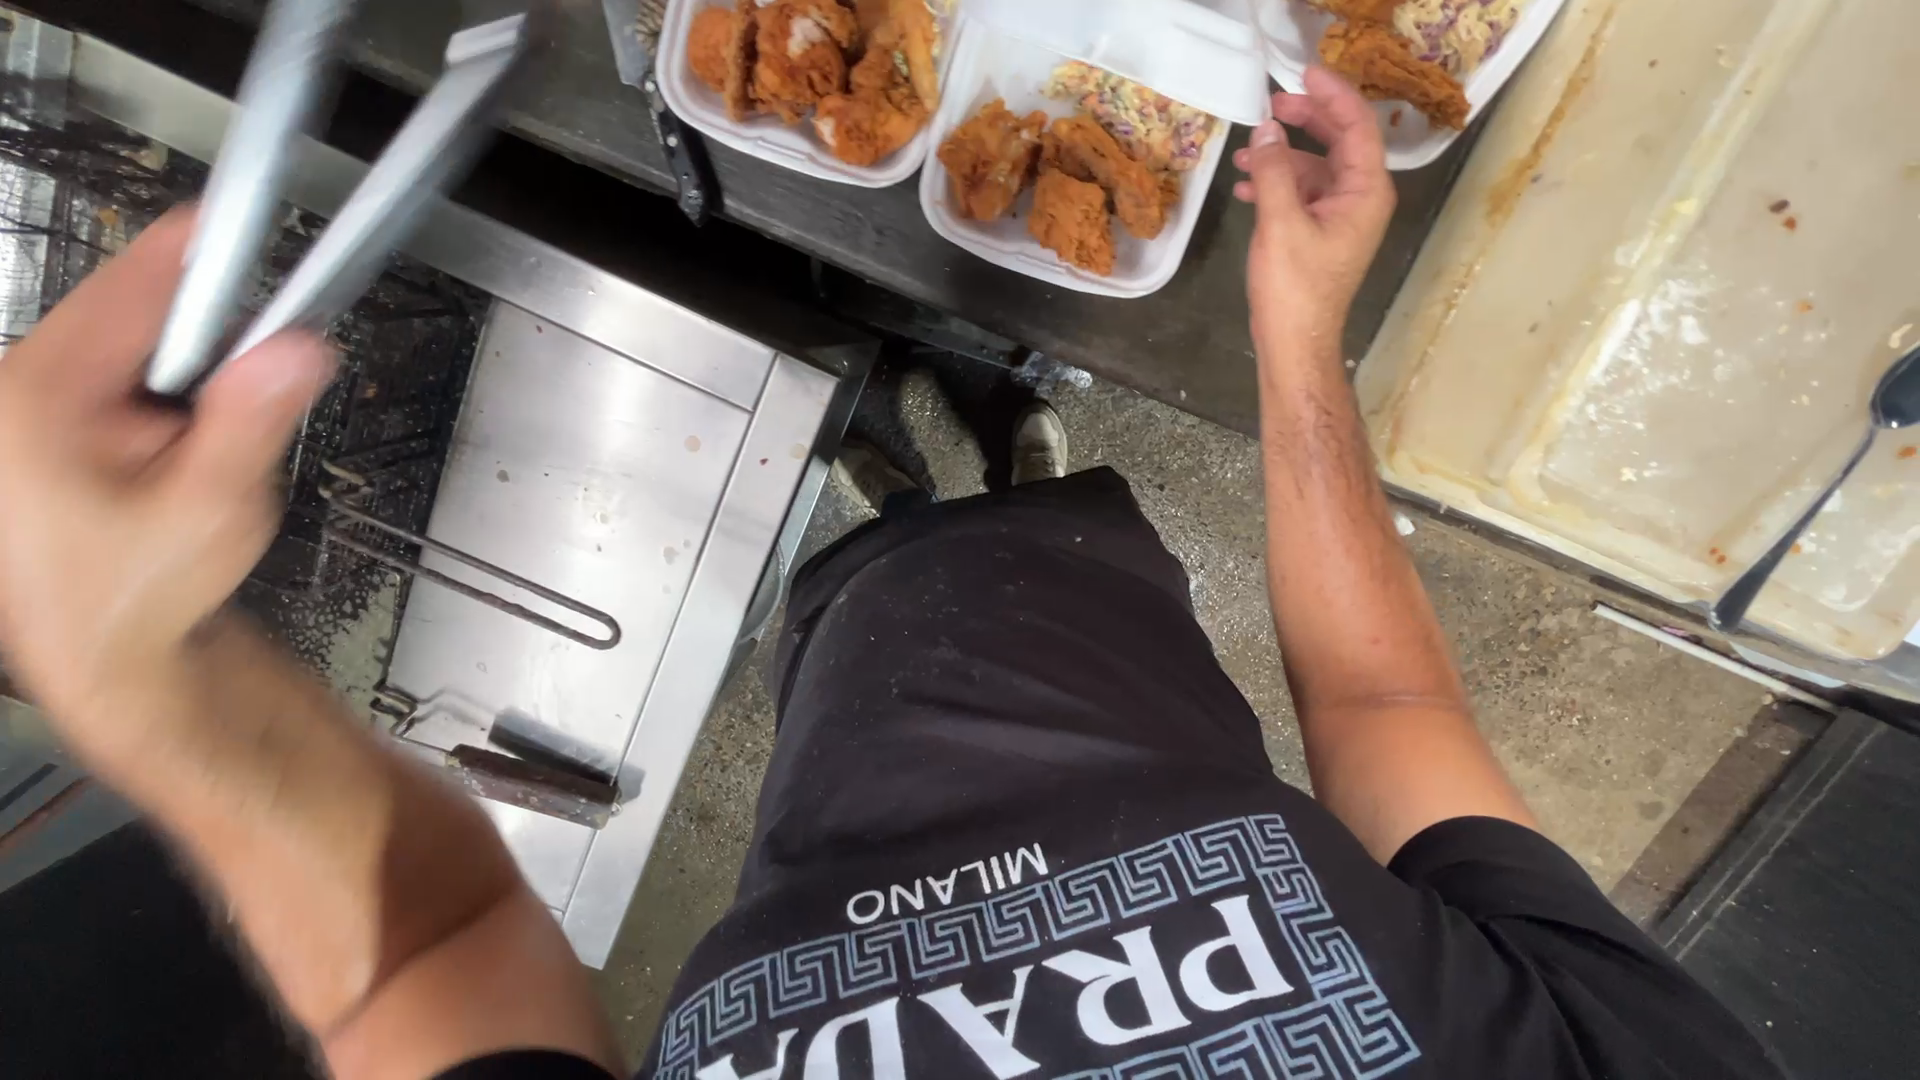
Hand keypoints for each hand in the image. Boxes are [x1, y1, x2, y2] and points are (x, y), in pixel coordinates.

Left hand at [0, 209, 333, 759]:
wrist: (107, 642)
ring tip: (211, 458)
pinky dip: (190, 399)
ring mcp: (37, 395)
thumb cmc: (144, 582)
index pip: (139, 287)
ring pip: (155, 347)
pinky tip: (192, 453)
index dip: (207, 252)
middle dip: (224, 351)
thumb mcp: (214, 502)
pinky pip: (143, 375)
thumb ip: (254, 419)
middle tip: (247, 423)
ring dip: (210, 382)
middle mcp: (24, 378)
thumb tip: (302, 343)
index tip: (260, 220)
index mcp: (40, 390)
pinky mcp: (60, 412)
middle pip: (154, 315)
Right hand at [1233, 67, 1395, 350]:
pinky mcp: (1318, 235)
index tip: (1301, 74)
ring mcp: (1339, 218)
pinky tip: (1247, 187)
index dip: (1331, 95)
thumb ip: (1274, 171)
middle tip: (1270, 105)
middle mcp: (1359, 198)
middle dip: (1304, 121)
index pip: (1356, 126)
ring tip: (1244, 154)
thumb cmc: (1294, 288)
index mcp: (1365, 191)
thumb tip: (1266, 129)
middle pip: (1337, 143)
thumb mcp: (1280, 224)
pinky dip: (1276, 187)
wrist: (1295, 342)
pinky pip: (1301, 197)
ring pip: (1313, 171)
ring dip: (1280, 158)